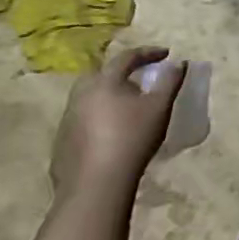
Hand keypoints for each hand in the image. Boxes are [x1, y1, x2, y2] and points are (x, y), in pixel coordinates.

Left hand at [49, 46, 183, 200]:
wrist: (96, 186)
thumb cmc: (132, 139)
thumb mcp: (160, 107)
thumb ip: (170, 81)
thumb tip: (178, 64)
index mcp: (104, 83)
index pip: (126, 58)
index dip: (148, 52)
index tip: (166, 54)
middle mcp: (80, 97)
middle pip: (99, 74)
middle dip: (119, 73)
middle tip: (138, 81)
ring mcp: (67, 121)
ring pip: (87, 98)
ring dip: (106, 97)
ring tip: (125, 109)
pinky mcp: (61, 144)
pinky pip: (81, 121)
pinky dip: (96, 119)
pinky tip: (109, 135)